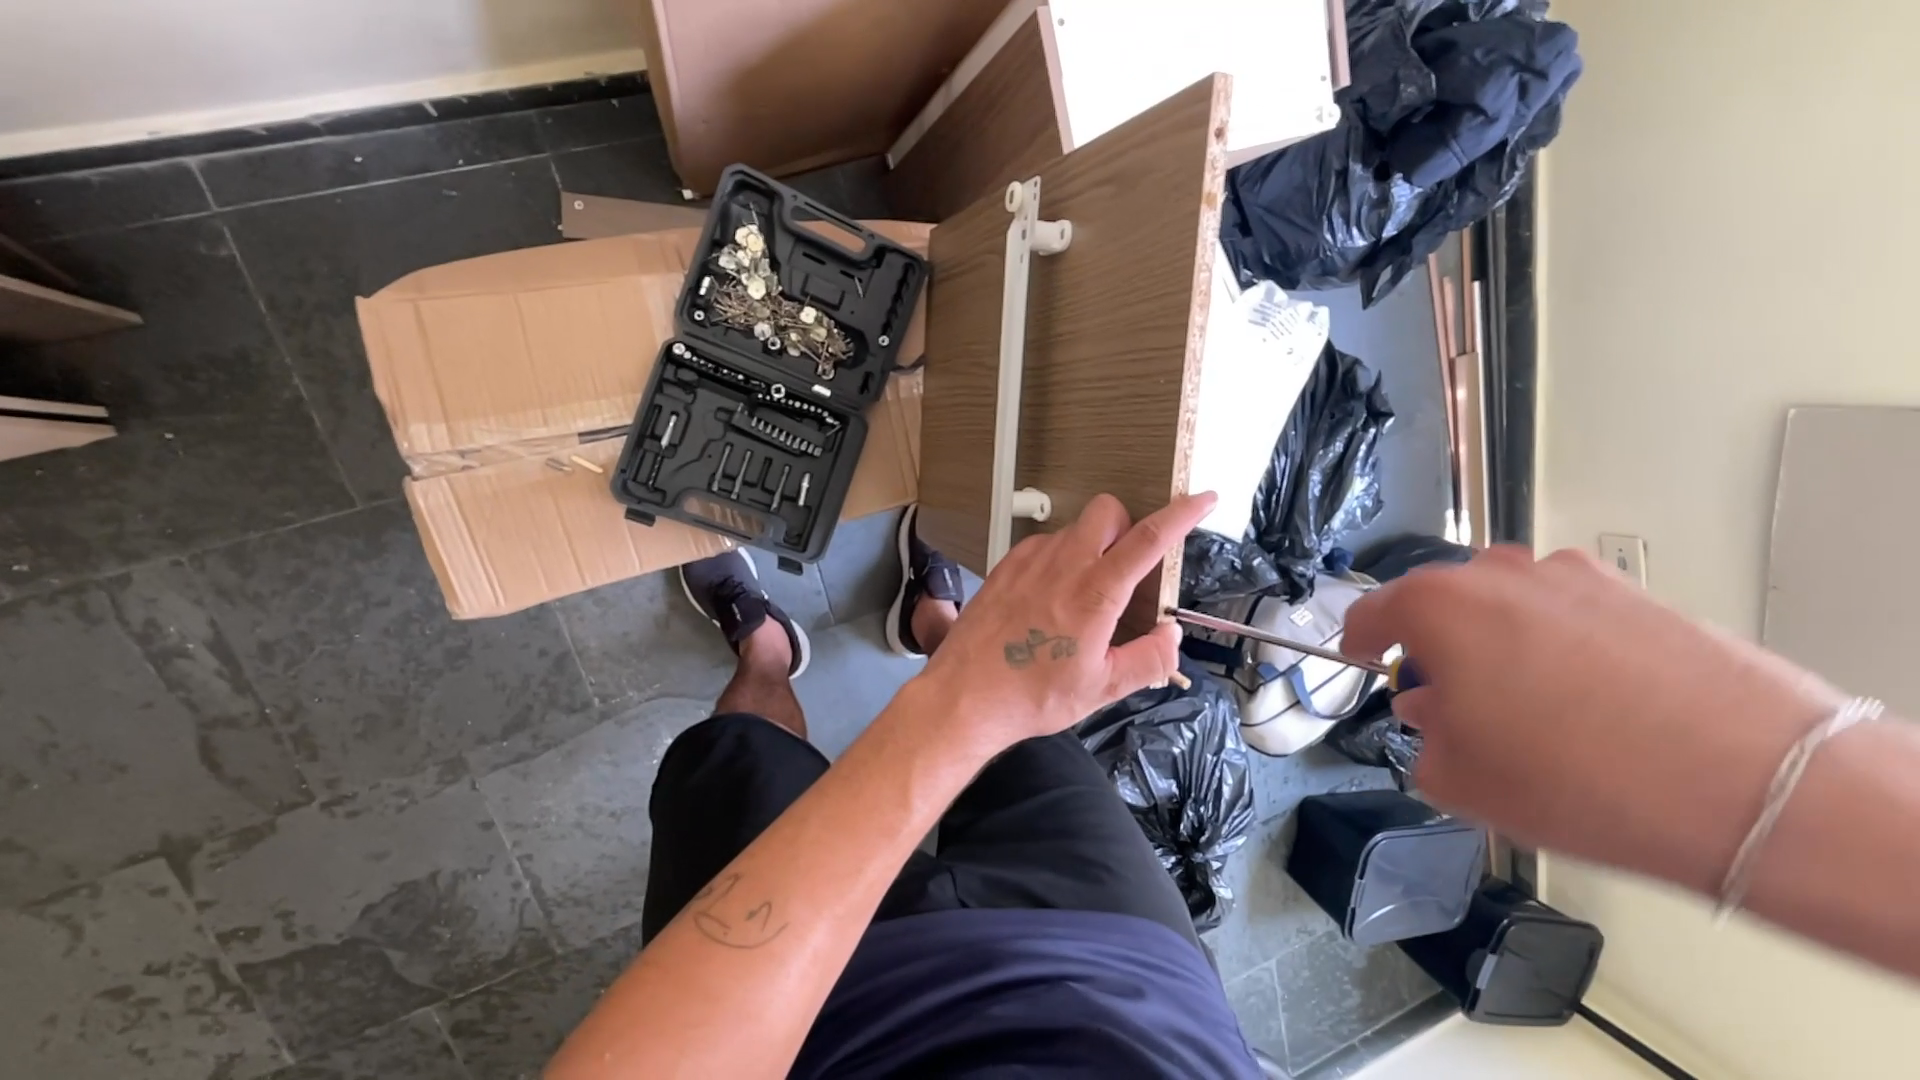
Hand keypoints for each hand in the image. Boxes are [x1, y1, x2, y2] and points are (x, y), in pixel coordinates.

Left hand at [915, 492, 1216, 753]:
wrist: (965, 696)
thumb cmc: (1030, 696)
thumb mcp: (1103, 688)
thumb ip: (1149, 659)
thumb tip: (1170, 636)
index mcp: (1095, 592)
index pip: (1149, 538)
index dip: (1183, 514)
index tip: (1203, 499)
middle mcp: (1062, 565)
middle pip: (1107, 511)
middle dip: (1127, 527)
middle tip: (1127, 568)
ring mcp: (1029, 561)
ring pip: (1073, 529)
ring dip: (1091, 547)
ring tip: (1084, 596)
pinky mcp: (1005, 567)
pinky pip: (1043, 546)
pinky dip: (1058, 560)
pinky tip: (1050, 599)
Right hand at [1343, 546, 1844, 891]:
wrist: (1750, 786)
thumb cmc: (1589, 779)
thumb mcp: (1458, 779)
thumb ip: (1422, 736)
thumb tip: (1435, 718)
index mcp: (1437, 606)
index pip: (1369, 612)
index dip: (1358, 644)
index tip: (1363, 660)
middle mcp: (1498, 576)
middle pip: (1438, 602)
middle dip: (1432, 647)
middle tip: (1446, 703)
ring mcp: (1571, 579)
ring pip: (1504, 605)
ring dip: (1496, 645)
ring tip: (1524, 712)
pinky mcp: (1635, 594)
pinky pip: (1567, 614)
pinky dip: (1557, 647)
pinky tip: (1582, 706)